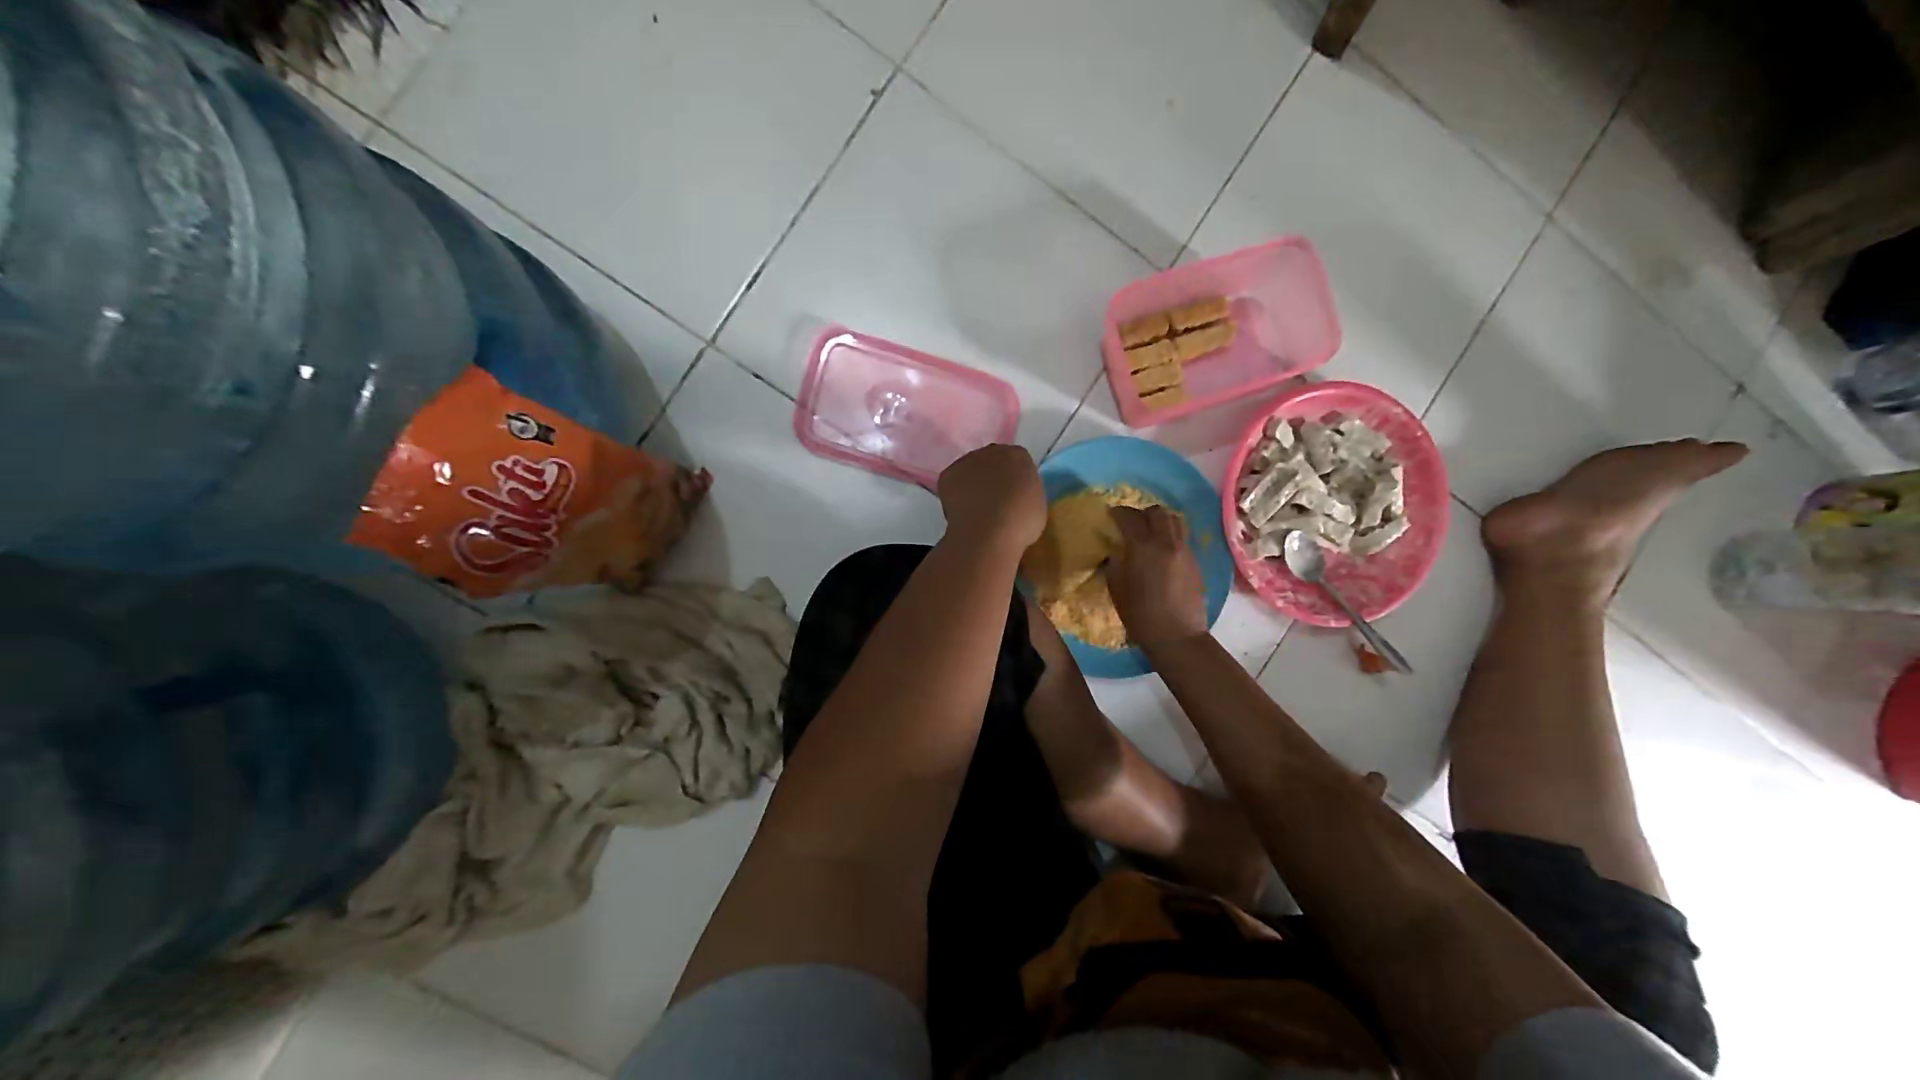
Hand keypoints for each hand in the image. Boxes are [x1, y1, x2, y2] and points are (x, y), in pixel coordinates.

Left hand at [938, 444, 1046, 552]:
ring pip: (970, 471)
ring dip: (971, 485)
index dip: (1013, 480)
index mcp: (1019, 456)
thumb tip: (1014, 495)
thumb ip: (1025, 491)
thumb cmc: (1021, 521)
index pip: (1016, 462)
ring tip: (975, 509)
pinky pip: (952, 483)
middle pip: (991, 461)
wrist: (990, 533)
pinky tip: (962, 512)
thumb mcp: (1036, 503)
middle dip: (991, 478)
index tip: (1012, 496)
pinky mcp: (948, 474)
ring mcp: (967, 461)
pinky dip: (955, 495)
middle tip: (993, 502)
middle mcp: (992, 451)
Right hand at [1108, 505, 1207, 648]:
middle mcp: (1166, 542)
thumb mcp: (1117, 588)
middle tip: (1131, 524)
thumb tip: (1116, 549)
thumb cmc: (1140, 615)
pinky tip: (1162, 551)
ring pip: (1174, 520)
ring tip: (1150, 533)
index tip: (1110, 515)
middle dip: (1141, 513)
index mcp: (1143, 547)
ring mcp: (1184, 550)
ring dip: (1159, 520)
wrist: (1177, 635)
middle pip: (1156, 512)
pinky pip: (1182, 537)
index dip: (1118, 513)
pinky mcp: (1195, 561)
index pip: (1130, 517)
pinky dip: (1170, 535)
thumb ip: (1115, 562)